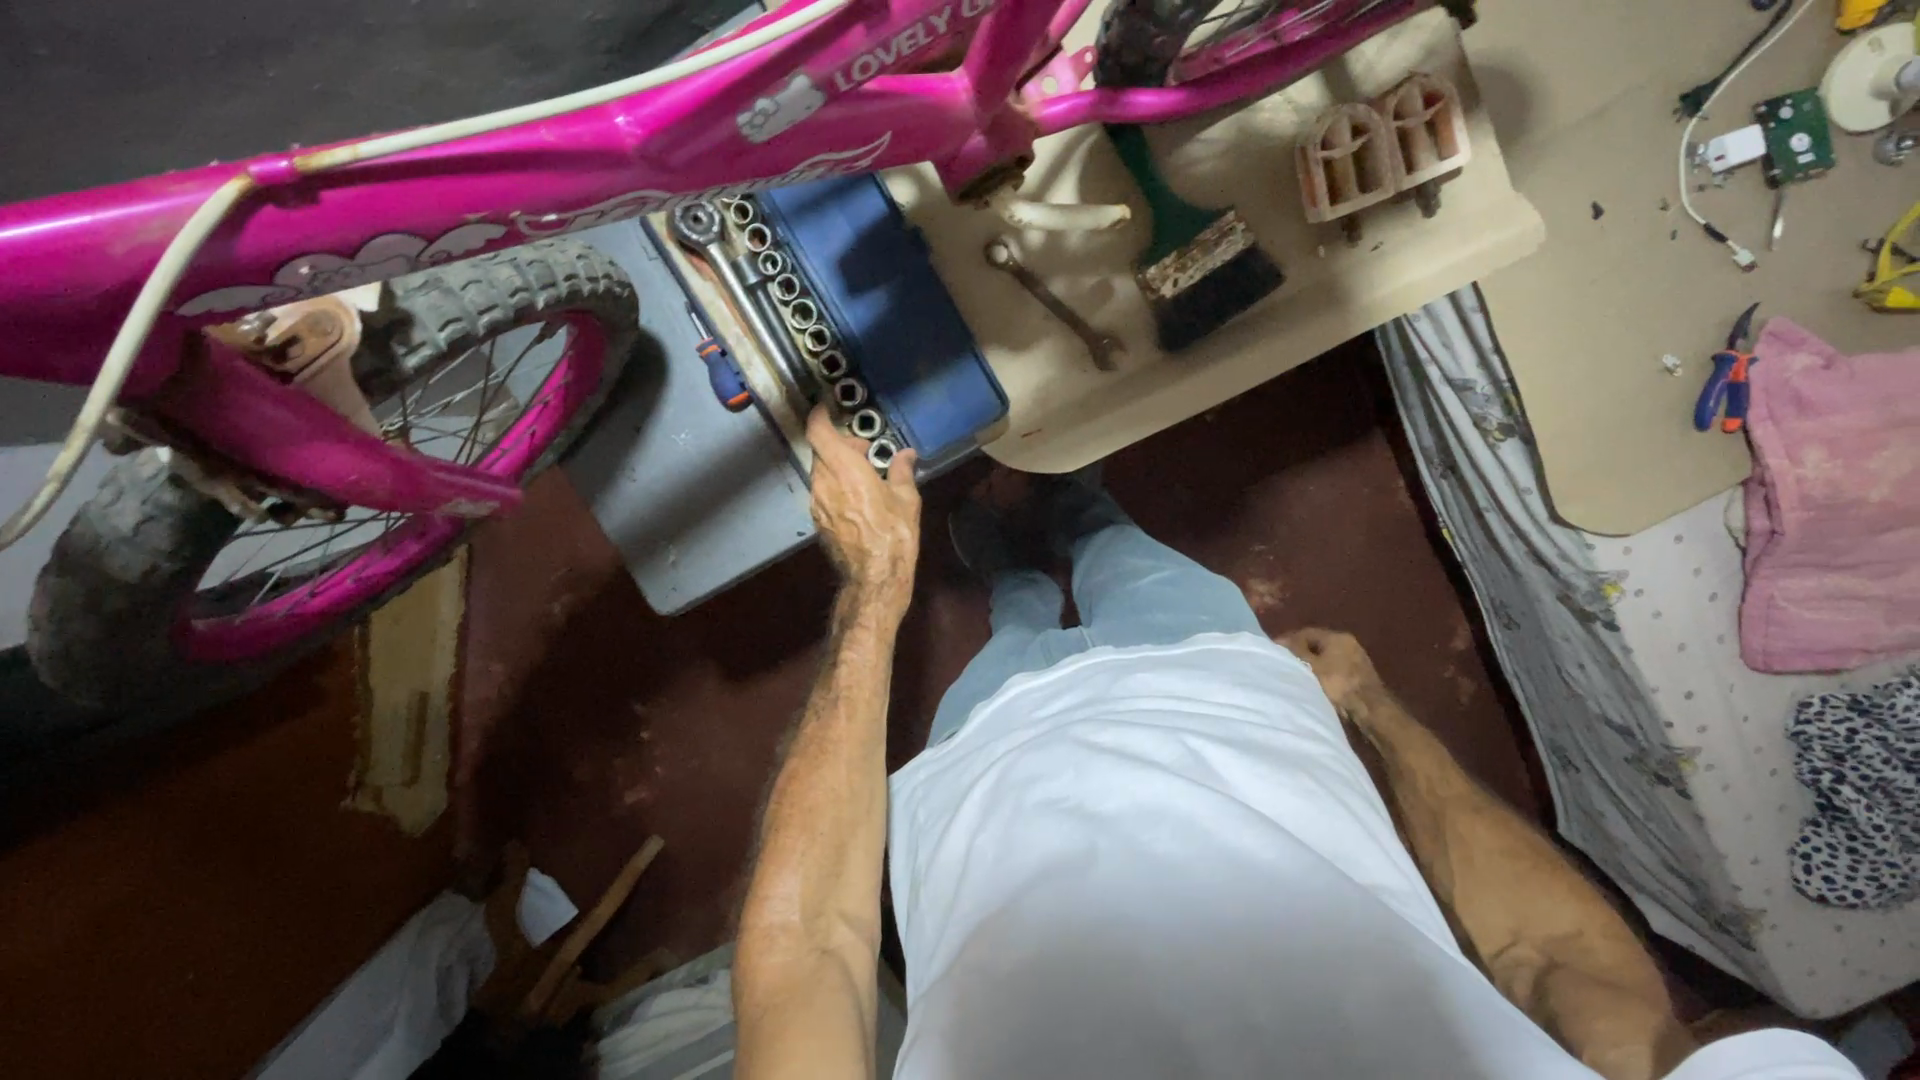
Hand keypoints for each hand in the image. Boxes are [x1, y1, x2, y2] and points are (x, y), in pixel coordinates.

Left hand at [807, 405, 920, 604]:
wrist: (874, 577)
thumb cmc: (894, 534)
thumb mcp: (906, 499)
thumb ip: (902, 471)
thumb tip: (907, 455)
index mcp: (844, 469)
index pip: (818, 431)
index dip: (819, 416)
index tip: (827, 408)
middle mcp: (823, 482)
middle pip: (821, 452)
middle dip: (840, 445)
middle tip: (864, 451)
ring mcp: (817, 504)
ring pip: (821, 473)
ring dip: (838, 467)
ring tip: (864, 477)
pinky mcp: (818, 522)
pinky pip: (823, 493)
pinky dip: (836, 487)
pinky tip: (858, 499)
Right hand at [1280, 628, 1383, 715]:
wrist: (1369, 708)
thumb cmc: (1338, 683)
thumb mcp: (1311, 666)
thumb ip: (1296, 651)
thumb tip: (1281, 641)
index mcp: (1336, 637)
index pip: (1306, 633)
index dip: (1288, 640)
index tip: (1274, 650)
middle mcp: (1349, 643)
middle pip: (1317, 644)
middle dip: (1300, 652)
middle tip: (1284, 662)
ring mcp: (1356, 658)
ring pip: (1326, 657)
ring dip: (1311, 663)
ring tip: (1297, 673)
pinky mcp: (1359, 674)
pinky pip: (1334, 668)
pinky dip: (1323, 672)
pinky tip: (1314, 682)